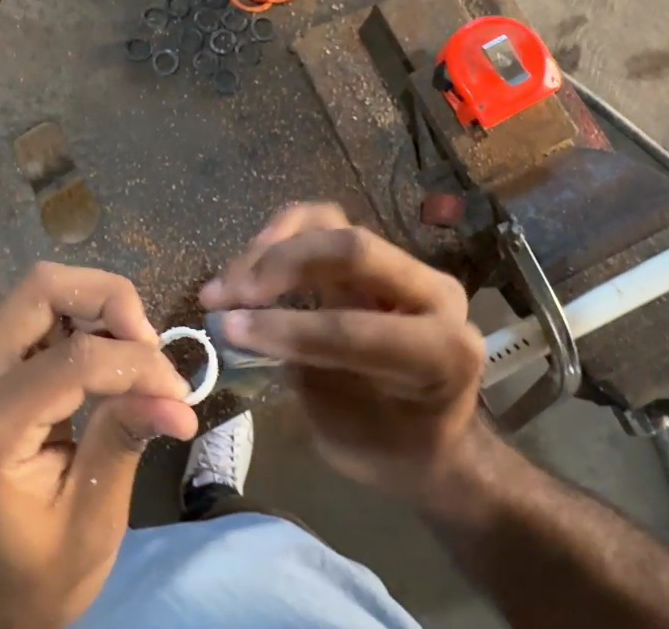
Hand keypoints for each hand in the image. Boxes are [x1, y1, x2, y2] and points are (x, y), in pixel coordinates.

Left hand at [0, 263, 198, 627]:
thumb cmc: (23, 583)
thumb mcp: (86, 527)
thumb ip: (123, 444)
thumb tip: (180, 399)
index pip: (75, 358)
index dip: (139, 365)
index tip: (180, 398)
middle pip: (41, 287)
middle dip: (110, 299)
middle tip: (150, 347)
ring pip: (37, 293)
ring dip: (95, 306)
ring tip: (134, 355)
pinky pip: (32, 318)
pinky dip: (79, 322)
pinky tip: (108, 363)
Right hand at [200, 203, 490, 499]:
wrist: (426, 438)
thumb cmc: (387, 447)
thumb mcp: (344, 430)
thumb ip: (300, 372)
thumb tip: (236, 328)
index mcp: (442, 352)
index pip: (356, 328)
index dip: (287, 327)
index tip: (228, 330)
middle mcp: (431, 294)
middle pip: (352, 251)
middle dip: (279, 267)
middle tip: (226, 295)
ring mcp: (404, 266)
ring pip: (332, 226)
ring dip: (271, 248)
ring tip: (229, 282)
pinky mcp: (374, 253)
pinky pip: (324, 222)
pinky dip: (280, 235)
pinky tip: (252, 260)